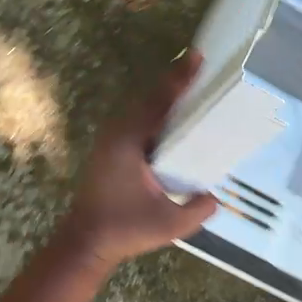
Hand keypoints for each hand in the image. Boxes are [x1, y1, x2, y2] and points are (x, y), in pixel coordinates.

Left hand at [59, 53, 217, 266]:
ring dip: (164, 95)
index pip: (158, 102)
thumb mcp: (169, 225)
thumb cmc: (124, 230)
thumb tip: (216, 197)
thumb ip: (197, 210)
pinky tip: (172, 117)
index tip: (196, 58)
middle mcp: (117, 134)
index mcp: (129, 142)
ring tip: (189, 85)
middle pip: (149, 98)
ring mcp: (110, 141)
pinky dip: (155, 111)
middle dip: (173, 81)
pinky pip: (137, 121)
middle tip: (198, 64)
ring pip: (141, 108)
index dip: (179, 79)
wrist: (85, 243)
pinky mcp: (110, 151)